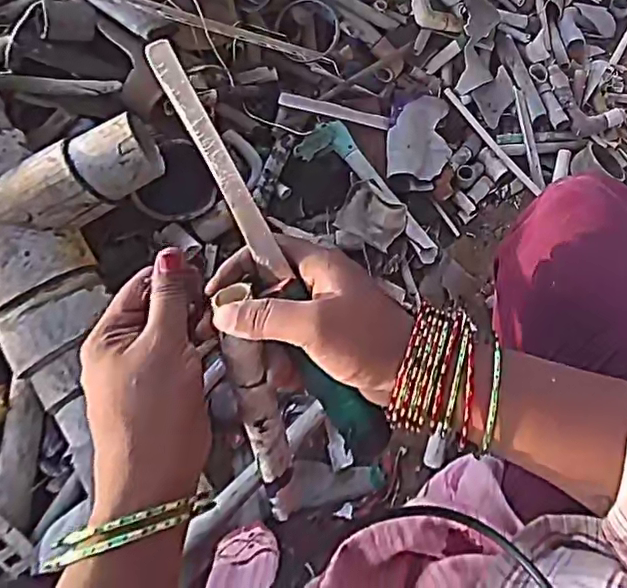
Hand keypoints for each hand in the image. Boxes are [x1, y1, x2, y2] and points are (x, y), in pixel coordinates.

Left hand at [81, 249, 209, 517]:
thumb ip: (170, 297)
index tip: (202, 274)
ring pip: (184, 326)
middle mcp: (126, 349)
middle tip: (212, 308)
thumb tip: (169, 257)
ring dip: (204, 325)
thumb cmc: (146, 424)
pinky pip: (194, 349)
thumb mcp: (162, 344)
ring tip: (215, 333)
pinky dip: (209, 345)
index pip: (143, 284)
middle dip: (194, 302)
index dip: (174, 275)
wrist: (158, 478)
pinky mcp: (173, 381)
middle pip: (166, 303)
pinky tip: (219, 350)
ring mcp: (151, 366)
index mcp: (109, 336)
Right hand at [207, 236, 412, 406]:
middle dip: (251, 317)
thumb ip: (267, 316)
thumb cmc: (375, 340)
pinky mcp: (324, 338)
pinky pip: (291, 345)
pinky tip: (291, 376)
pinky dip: (285, 361)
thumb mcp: (314, 326)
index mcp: (320, 264)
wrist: (408, 373)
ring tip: (274, 364)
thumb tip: (228, 311)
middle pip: (267, 289)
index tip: (218, 291)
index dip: (240, 265)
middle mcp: (319, 282)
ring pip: (276, 322)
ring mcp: (321, 311)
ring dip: (269, 345)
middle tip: (239, 338)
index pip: (268, 249)